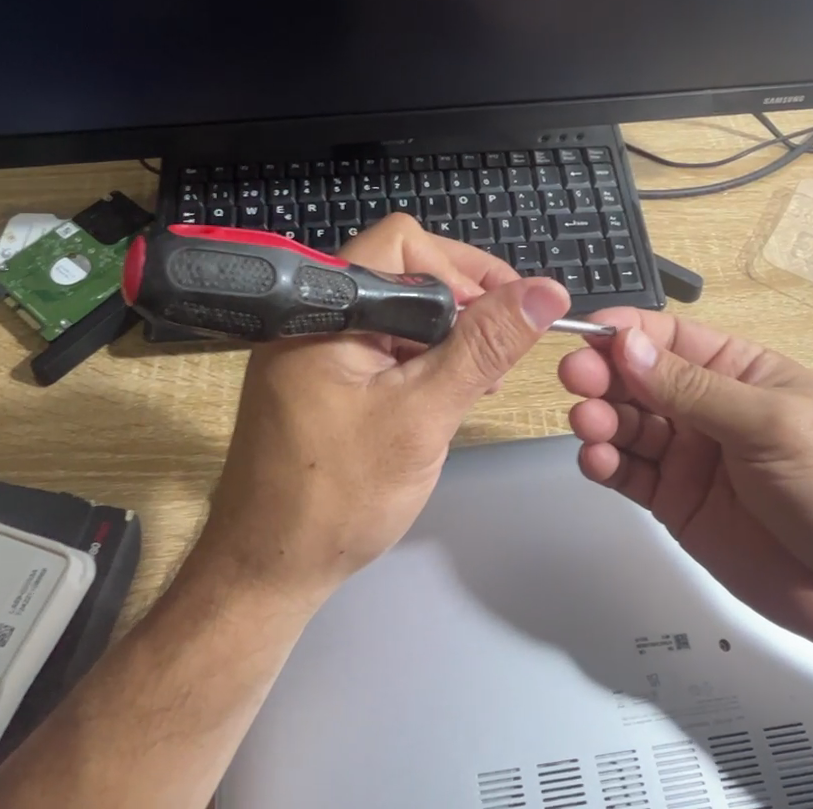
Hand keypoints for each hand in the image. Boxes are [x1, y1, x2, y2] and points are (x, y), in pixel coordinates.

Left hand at [194, 214, 571, 606]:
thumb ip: (483, 347)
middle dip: (460, 304)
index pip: (404, 243)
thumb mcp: (422, 416)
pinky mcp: (319, 375)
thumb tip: (544, 293)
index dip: (464, 271)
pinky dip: (419, 357)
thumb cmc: (337, 498)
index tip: (509, 316)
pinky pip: (380, 341)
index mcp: (322, 307)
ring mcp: (311, 345)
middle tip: (500, 355)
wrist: (268, 569)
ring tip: (481, 380)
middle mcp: (312, 314)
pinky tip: (445, 392)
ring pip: (396, 309)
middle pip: (401, 270)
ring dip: (445, 334)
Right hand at [556, 309, 812, 648]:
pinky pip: (628, 473)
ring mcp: (690, 457)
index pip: (670, 338)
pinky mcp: (675, 502)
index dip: (627, 332)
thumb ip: (695, 388)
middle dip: (603, 374)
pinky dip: (604, 463)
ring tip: (588, 424)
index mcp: (741, 373)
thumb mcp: (773, 424)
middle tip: (576, 379)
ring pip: (626, 425)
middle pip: (638, 379)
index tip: (587, 333)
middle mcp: (709, 410)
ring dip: (600, 418)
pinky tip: (597, 460)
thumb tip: (629, 346)